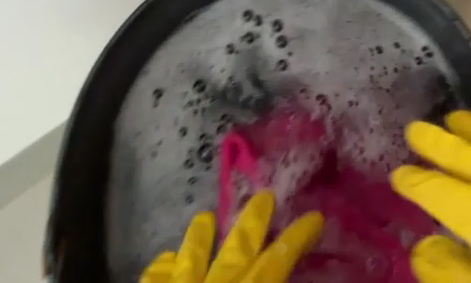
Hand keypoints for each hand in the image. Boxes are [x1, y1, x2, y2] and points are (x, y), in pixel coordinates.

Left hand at [140, 192, 322, 282]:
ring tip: (205, 217)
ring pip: (192, 258)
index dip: (296, 238)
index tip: (315, 218)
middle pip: (237, 249)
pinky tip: (166, 258)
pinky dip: (162, 268)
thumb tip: (283, 276)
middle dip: (253, 221)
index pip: (276, 263)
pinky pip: (155, 281)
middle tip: (265, 196)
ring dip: (200, 237)